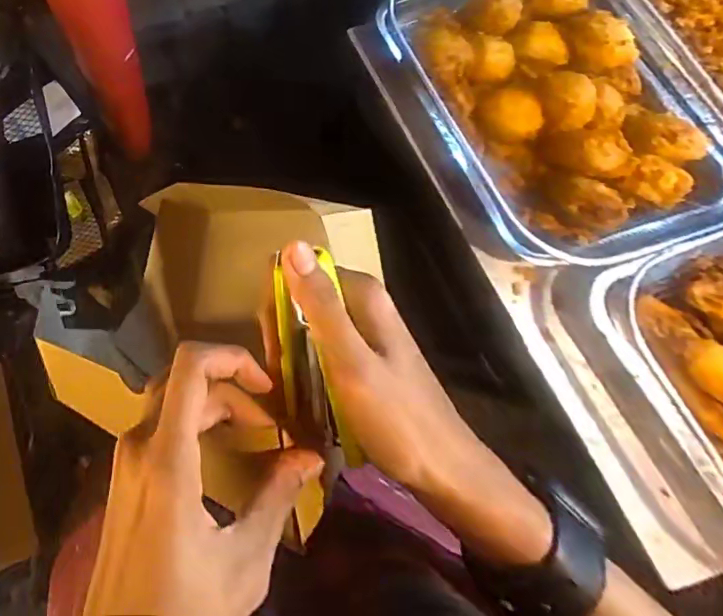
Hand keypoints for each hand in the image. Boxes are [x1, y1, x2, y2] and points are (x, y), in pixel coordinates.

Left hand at [83, 342, 322, 615]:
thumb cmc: (182, 608)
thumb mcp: (241, 562)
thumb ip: (275, 500)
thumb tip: (310, 456)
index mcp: (166, 457)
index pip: (189, 366)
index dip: (230, 356)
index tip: (269, 384)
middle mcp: (139, 443)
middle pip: (184, 380)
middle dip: (232, 389)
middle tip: (271, 423)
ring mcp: (126, 456)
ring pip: (171, 398)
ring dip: (214, 404)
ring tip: (254, 435)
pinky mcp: (124, 472)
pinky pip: (160, 424)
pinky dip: (194, 421)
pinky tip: (221, 452)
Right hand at [280, 242, 552, 565]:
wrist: (450, 476)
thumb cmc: (398, 419)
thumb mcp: (350, 361)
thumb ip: (320, 305)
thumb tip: (291, 244)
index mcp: (361, 293)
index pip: (297, 272)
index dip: (276, 305)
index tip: (273, 347)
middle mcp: (364, 302)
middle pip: (301, 300)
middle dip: (283, 334)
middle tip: (283, 378)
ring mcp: (366, 331)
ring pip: (308, 327)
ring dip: (292, 355)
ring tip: (291, 392)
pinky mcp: (366, 357)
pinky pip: (322, 350)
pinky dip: (309, 369)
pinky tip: (307, 397)